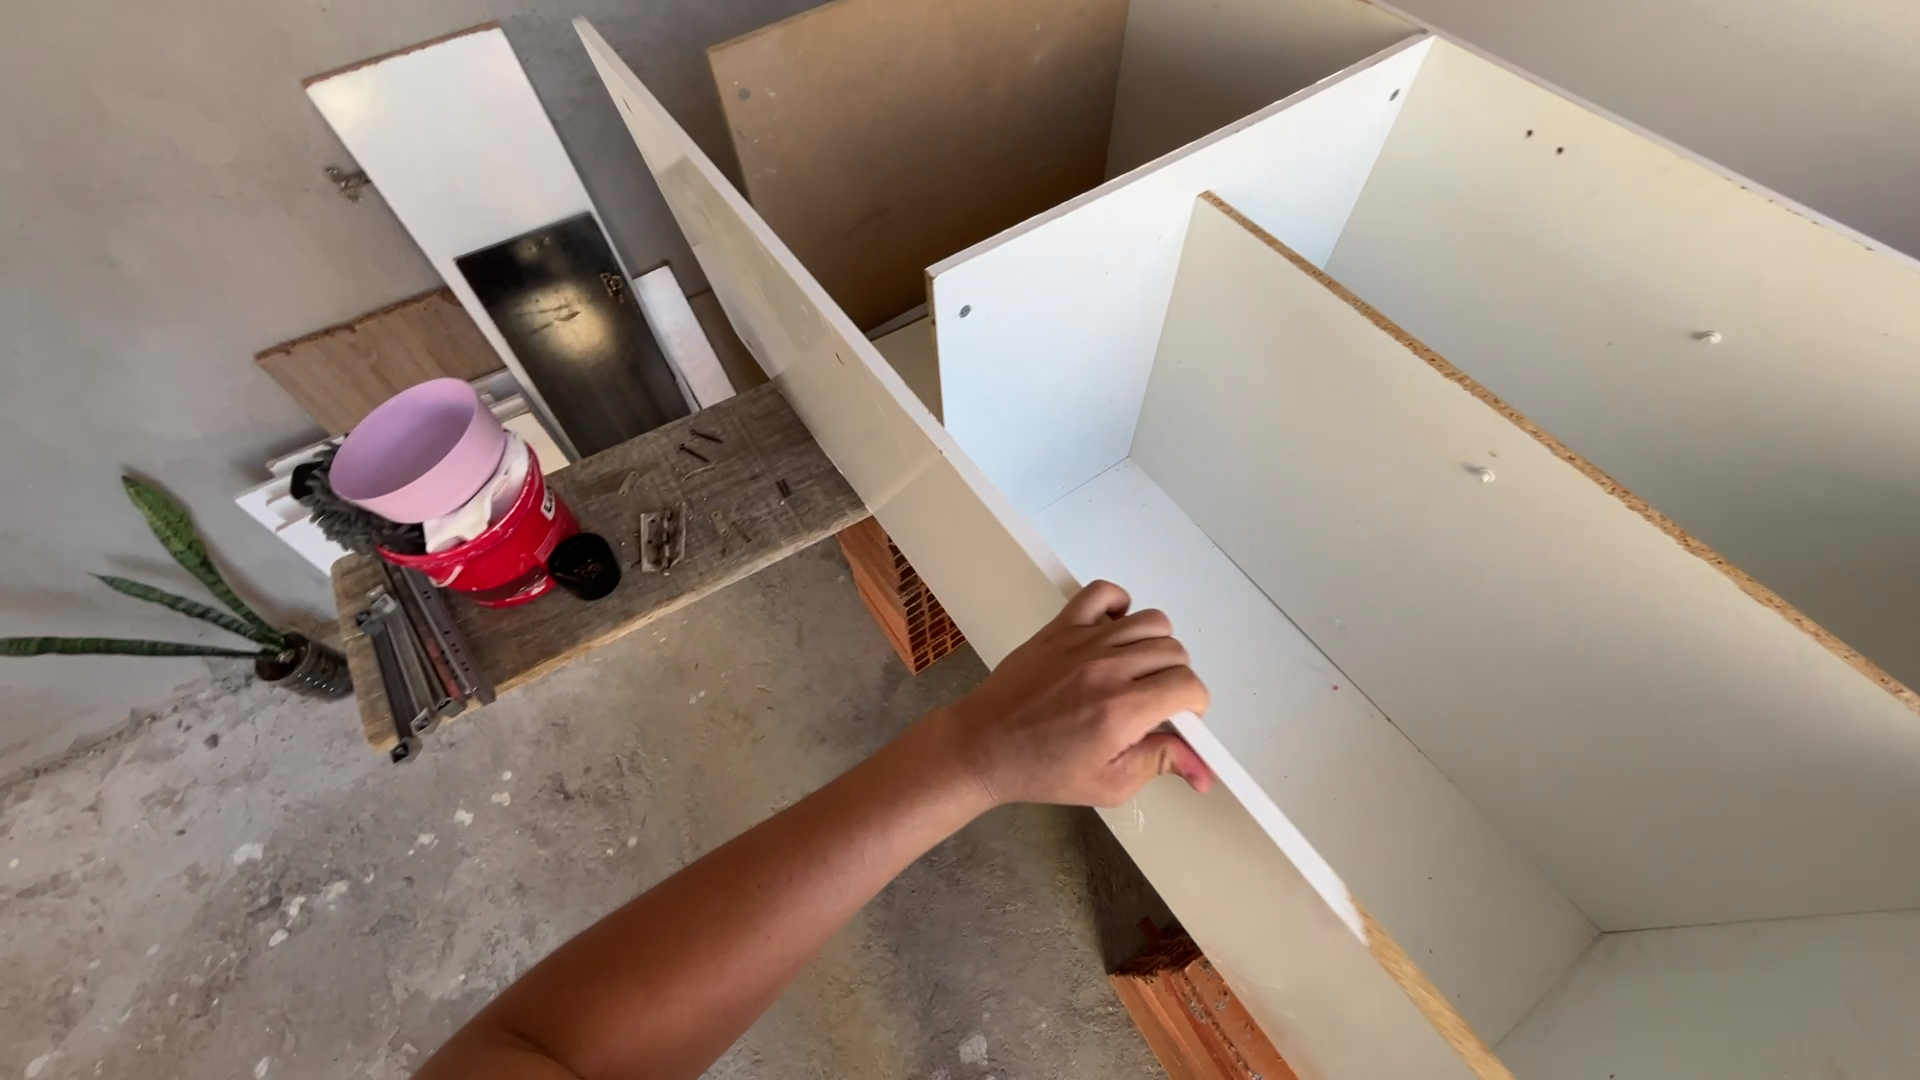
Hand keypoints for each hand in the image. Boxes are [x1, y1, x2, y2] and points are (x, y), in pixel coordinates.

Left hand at [930, 581, 1213, 807]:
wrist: (984, 745)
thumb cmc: (1040, 769)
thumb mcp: (1108, 783)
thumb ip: (1159, 764)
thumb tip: (1201, 767)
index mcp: (1122, 709)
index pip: (1189, 686)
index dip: (1194, 705)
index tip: (1180, 718)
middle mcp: (1107, 668)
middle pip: (1174, 652)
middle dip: (1176, 679)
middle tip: (1155, 701)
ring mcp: (1082, 641)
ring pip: (1151, 621)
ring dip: (1156, 645)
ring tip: (1137, 670)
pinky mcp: (1060, 627)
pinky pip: (1102, 592)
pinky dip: (1119, 604)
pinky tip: (1114, 633)